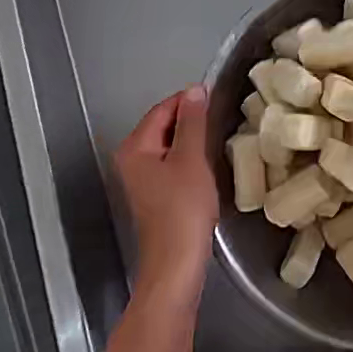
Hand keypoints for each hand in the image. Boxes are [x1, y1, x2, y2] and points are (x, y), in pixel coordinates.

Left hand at [115, 85, 218, 288]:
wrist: (177, 261)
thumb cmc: (183, 208)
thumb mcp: (191, 158)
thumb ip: (192, 121)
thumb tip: (195, 90)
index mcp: (135, 147)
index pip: (162, 108)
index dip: (189, 100)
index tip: (217, 98)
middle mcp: (132, 159)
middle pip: (163, 124)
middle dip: (191, 119)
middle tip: (220, 118)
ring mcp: (142, 177)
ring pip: (169, 144)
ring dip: (192, 139)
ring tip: (218, 137)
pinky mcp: (155, 192)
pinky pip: (172, 162)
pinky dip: (189, 157)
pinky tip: (207, 163)